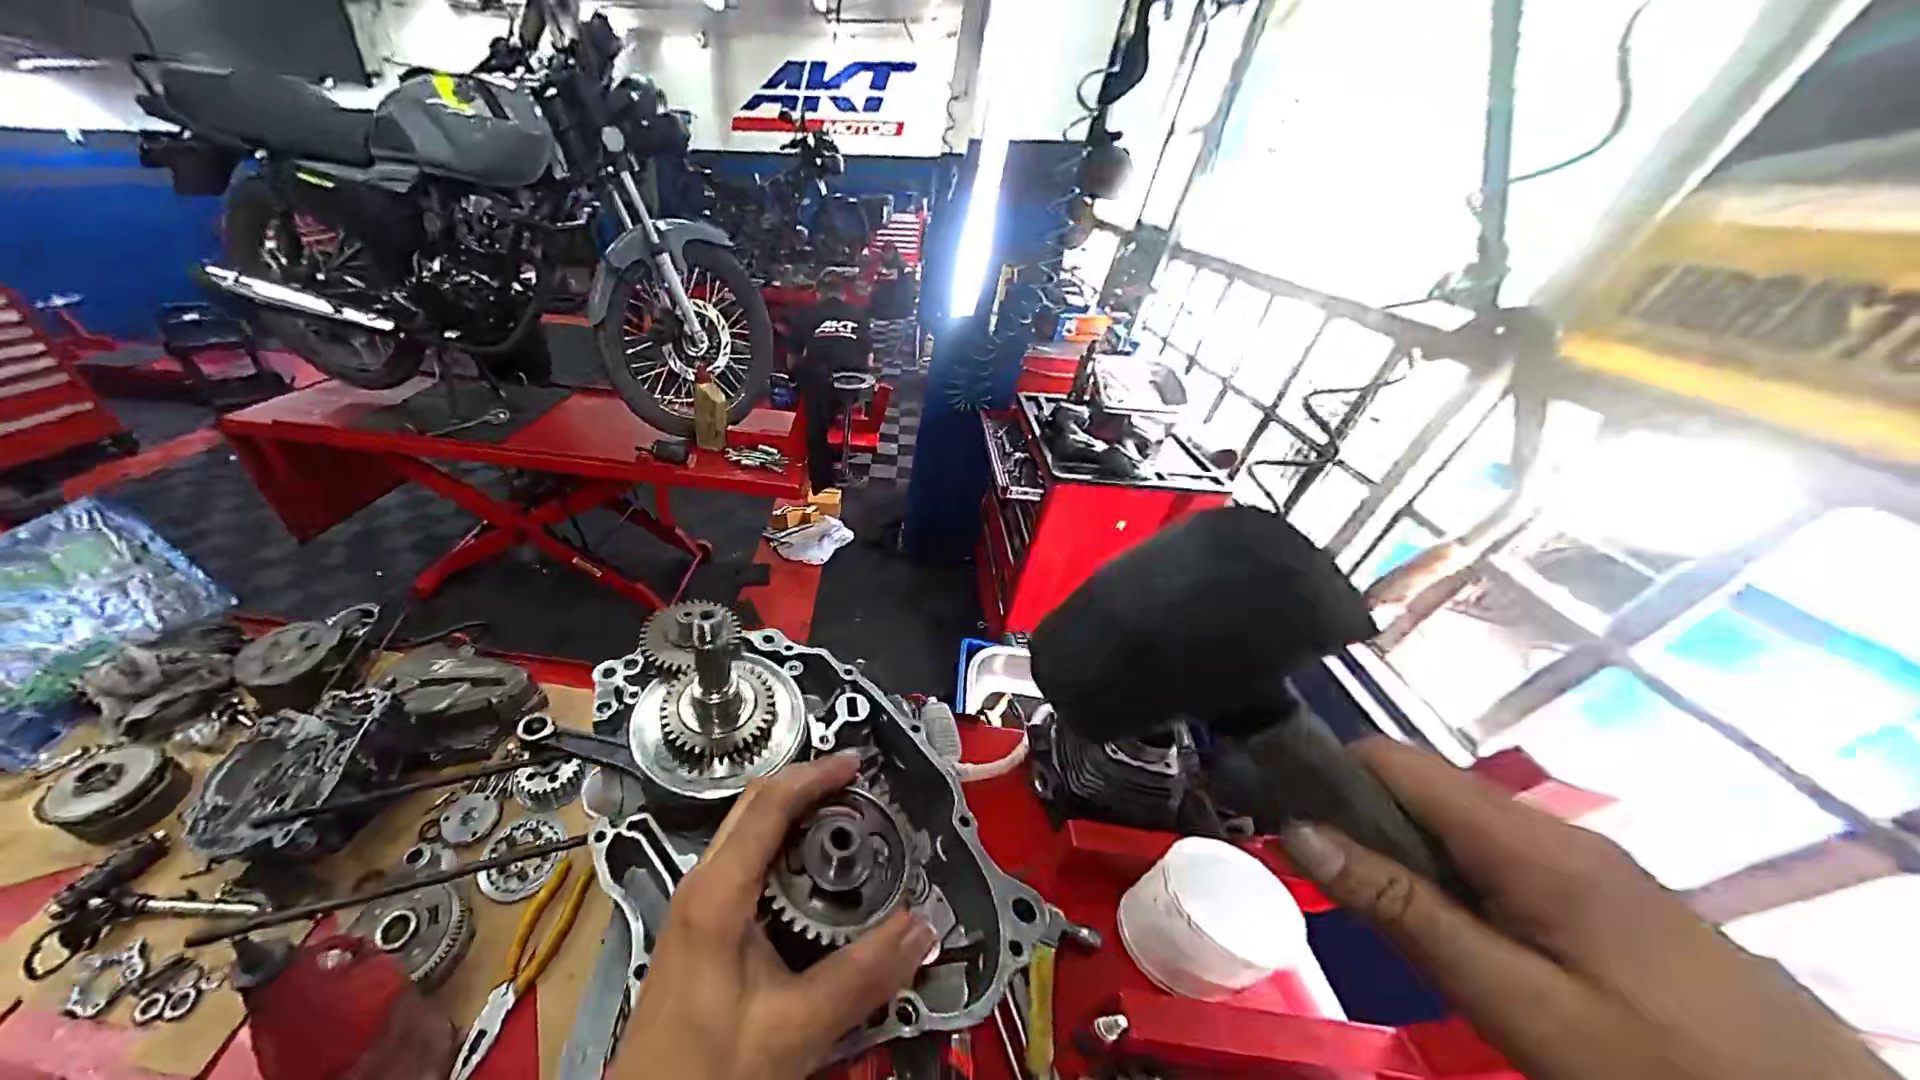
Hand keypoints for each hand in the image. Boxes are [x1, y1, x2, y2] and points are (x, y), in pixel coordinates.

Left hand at [614, 753, 936, 1079]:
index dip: (815, 775)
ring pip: (748, 827)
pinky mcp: (702, 922)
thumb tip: (921, 929)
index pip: (769, 805)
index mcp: (717, 894)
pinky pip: (746, 856)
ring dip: (795, 809)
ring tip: (844, 813)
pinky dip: (783, 839)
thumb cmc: (707, 1073)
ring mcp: (698, 902)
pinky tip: (814, 866)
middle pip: (756, 804)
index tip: (855, 764)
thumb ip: (862, 977)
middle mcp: (702, 885)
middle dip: (807, 783)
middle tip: (857, 784)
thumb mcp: (795, 1027)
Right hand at [1280, 738, 1895, 1079]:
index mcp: (1524, 841)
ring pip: (1450, 823)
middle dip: (1353, 814)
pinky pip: (1488, 857)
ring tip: (1363, 902)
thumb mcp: (1514, 1001)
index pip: (1394, 761)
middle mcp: (1544, 831)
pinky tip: (1439, 923)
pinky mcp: (1594, 895)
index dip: (1326, 772)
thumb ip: (1402, 910)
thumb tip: (1299, 831)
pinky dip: (1439, 872)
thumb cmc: (1663, 1071)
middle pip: (1418, 788)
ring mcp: (1575, 862)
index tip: (1279, 812)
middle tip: (1313, 872)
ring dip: (1394, 847)